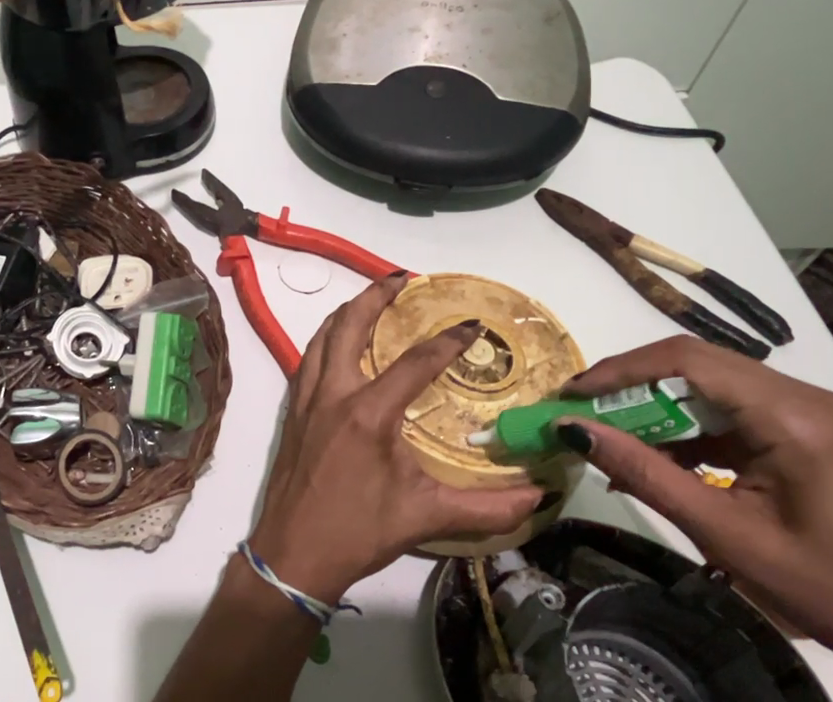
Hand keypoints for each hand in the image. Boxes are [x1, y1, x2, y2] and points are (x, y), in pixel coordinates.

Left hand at [248, 274, 541, 603]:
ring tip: (370, 299)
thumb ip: (486, 507)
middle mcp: (333, 393)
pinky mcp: (294, 410)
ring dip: (346, 312)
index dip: (446, 341)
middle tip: (401, 278)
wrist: (293, 553)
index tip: (471, 325)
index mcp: (368, 413)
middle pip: (349, 325)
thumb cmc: (358, 532)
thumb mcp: (426, 517)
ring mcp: (307, 399)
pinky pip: (308, 358)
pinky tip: (338, 344)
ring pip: (322, 336)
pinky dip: (326, 338)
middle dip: (375, 295)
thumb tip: (538, 497)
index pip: (414, 362)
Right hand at [560, 336, 832, 701]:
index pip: (687, 360)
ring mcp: (816, 417)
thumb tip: (574, 431)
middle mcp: (806, 400)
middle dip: (633, 388)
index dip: (619, 369)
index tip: (569, 394)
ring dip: (662, 412)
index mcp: (794, 417)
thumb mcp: (731, 538)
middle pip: (699, 368)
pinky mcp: (818, 438)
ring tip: (614, 444)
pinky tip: (665, 464)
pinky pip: (740, 417)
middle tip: (581, 417)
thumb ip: (648, 475)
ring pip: (717, 391)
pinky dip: (695, 434)